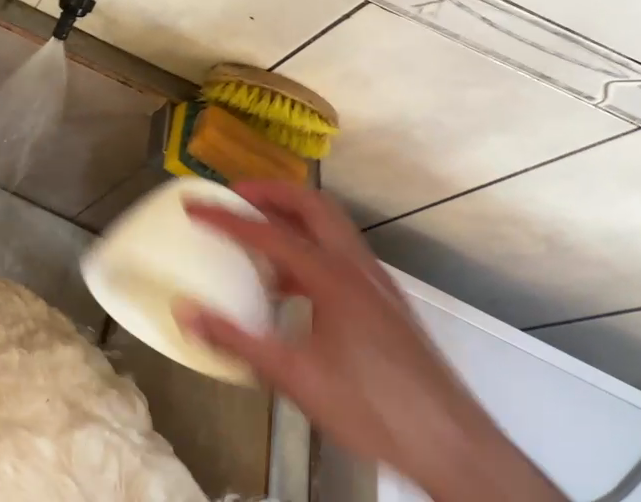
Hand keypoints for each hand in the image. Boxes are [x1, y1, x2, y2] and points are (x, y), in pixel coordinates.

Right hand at [173, 181, 562, 501]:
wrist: (455, 448)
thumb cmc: (373, 409)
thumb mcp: (295, 378)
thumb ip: (236, 341)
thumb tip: (185, 312)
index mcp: (333, 277)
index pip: (269, 232)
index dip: (227, 217)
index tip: (193, 206)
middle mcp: (358, 269)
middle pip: (313, 206)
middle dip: (271, 193)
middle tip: (235, 195)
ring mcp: (378, 286)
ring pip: (332, 230)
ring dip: (292, 220)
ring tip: (257, 237)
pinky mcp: (388, 306)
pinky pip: (341, 256)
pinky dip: (310, 249)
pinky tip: (292, 288)